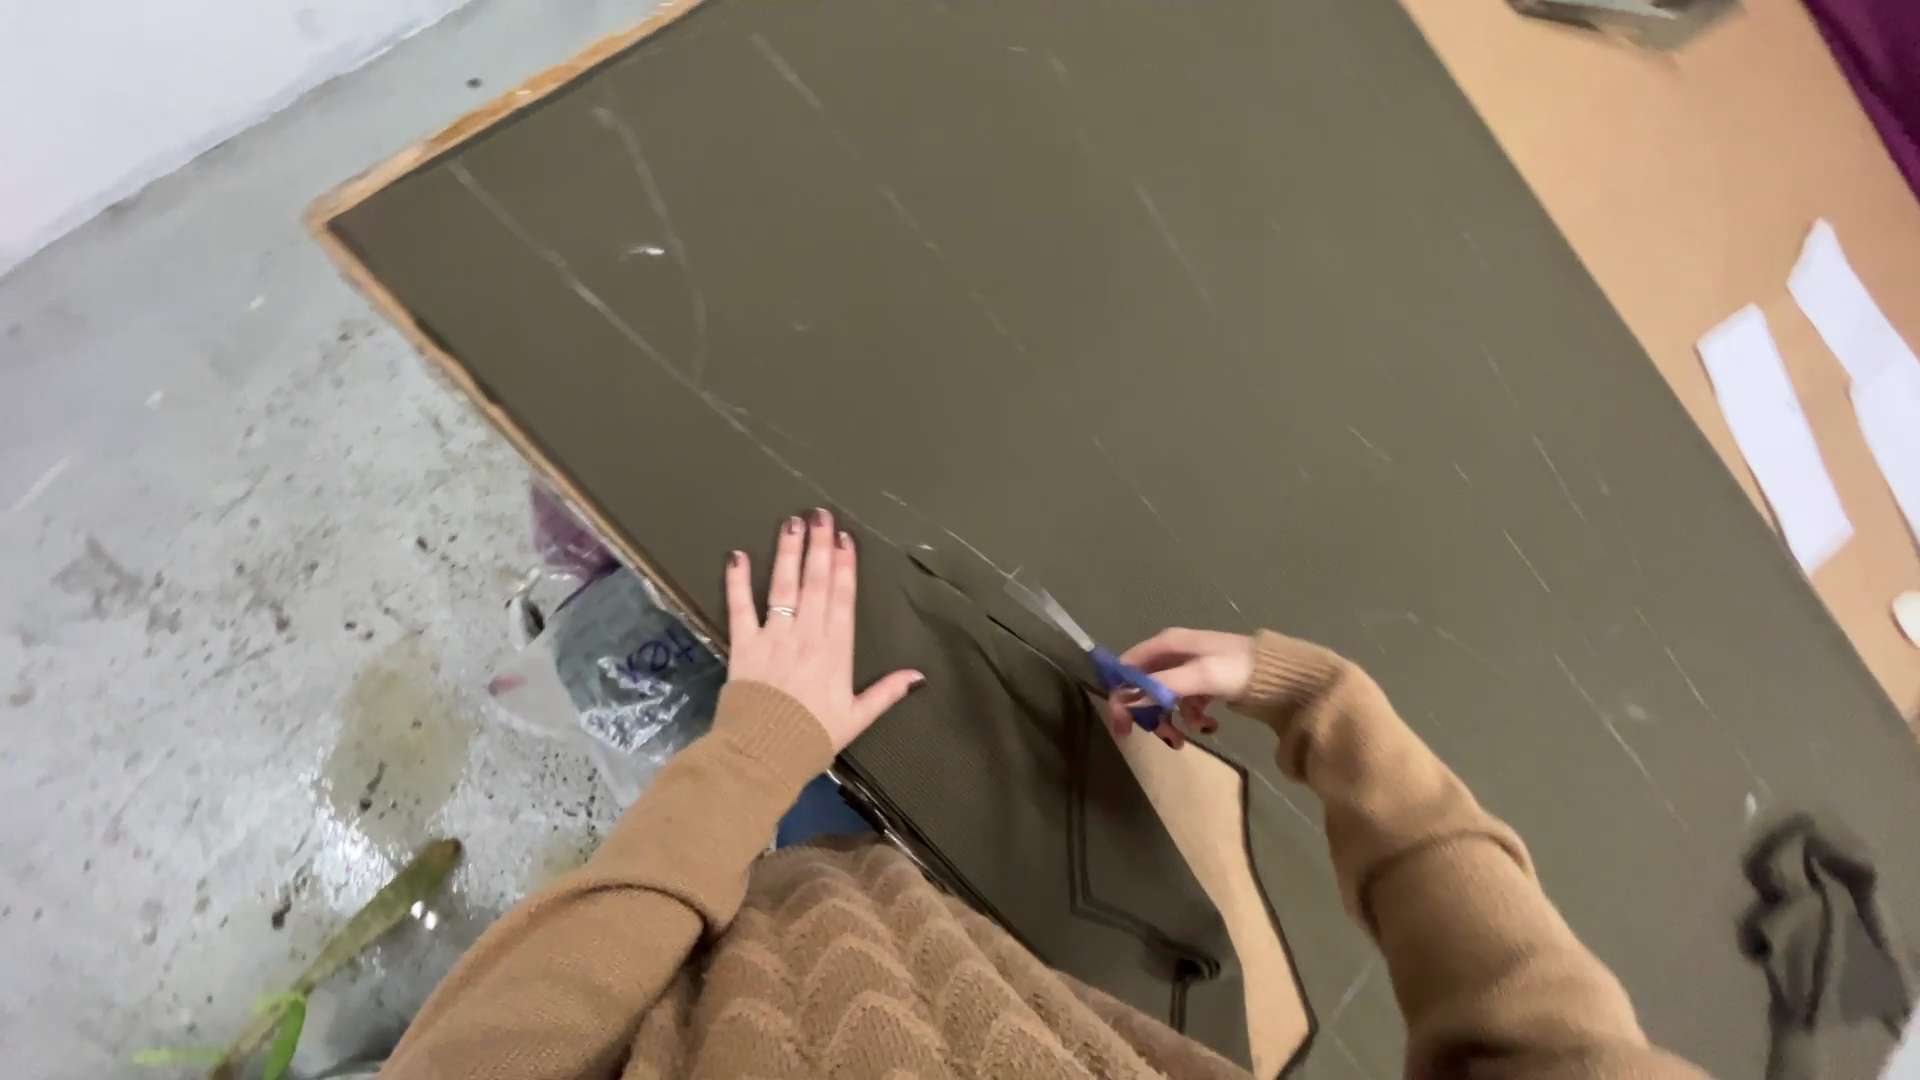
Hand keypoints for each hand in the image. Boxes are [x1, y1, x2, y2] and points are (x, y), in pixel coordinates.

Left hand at [724, 508, 923, 751]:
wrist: (764, 754)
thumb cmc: (812, 736)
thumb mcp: (857, 717)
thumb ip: (887, 692)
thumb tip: (919, 675)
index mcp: (836, 649)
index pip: (842, 598)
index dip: (844, 566)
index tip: (844, 538)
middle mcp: (806, 635)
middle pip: (815, 582)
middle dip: (818, 545)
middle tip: (819, 514)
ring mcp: (773, 637)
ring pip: (783, 586)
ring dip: (787, 553)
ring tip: (791, 522)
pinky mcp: (743, 645)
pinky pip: (739, 608)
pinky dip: (737, 582)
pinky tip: (738, 556)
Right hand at [1106, 628, 1254, 748]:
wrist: (1283, 676)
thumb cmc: (1238, 669)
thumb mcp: (1199, 675)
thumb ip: (1163, 686)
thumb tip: (1128, 700)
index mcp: (1167, 644)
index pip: (1128, 667)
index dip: (1121, 695)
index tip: (1123, 726)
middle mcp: (1173, 653)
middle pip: (1143, 686)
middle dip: (1148, 714)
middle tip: (1160, 737)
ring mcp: (1188, 669)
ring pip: (1163, 698)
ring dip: (1169, 721)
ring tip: (1184, 740)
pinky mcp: (1203, 684)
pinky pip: (1185, 704)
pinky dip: (1192, 719)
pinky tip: (1208, 726)